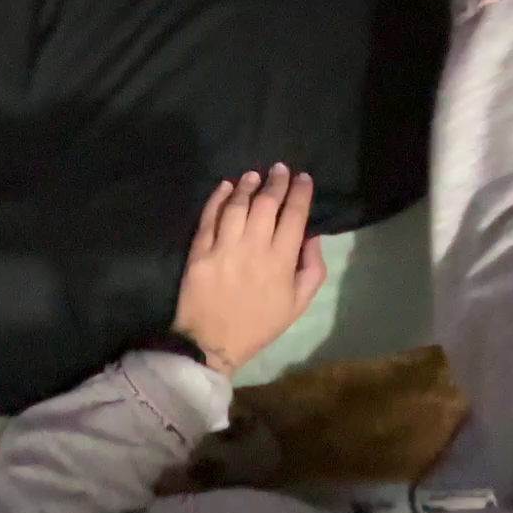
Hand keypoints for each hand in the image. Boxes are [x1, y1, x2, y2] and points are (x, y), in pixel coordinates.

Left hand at [172, 164, 327, 377]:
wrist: (211, 343)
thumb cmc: (258, 325)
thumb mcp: (297, 305)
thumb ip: (312, 270)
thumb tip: (313, 237)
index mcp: (281, 261)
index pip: (294, 216)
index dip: (300, 193)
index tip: (303, 178)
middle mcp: (253, 248)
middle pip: (266, 204)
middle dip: (276, 183)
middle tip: (280, 169)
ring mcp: (223, 248)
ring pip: (237, 206)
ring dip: (247, 186)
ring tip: (254, 175)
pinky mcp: (199, 251)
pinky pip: (209, 218)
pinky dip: (217, 199)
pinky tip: (225, 187)